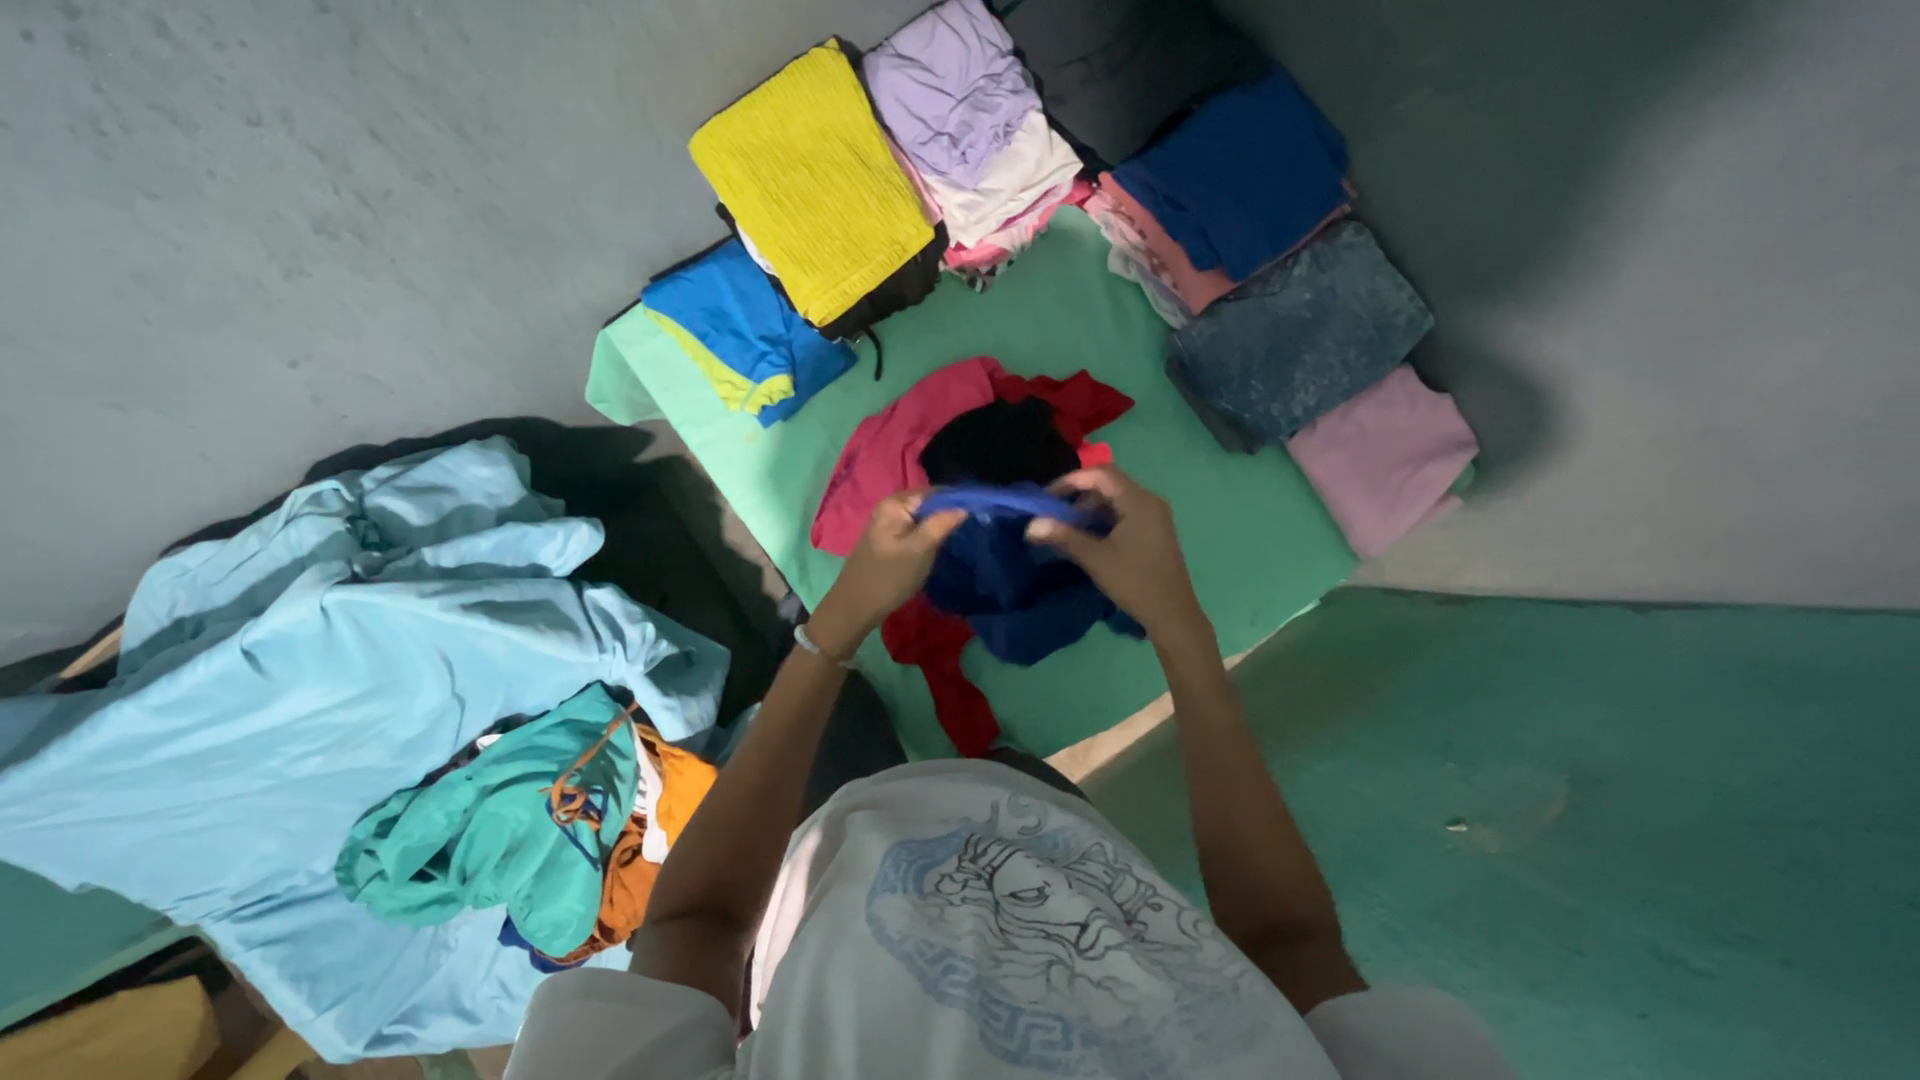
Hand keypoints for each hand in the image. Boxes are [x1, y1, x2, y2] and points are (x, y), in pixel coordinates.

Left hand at [809, 491, 966, 656]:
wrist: (855, 606)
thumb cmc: (889, 578)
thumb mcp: (920, 550)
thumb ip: (942, 523)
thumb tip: (964, 506)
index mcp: (896, 503)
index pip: (936, 491)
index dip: (959, 498)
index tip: (983, 510)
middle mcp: (890, 506)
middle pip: (929, 502)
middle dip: (951, 510)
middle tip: (977, 524)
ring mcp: (888, 522)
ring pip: (923, 516)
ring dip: (942, 523)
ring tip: (964, 533)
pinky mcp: (889, 538)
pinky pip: (915, 527)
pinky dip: (930, 533)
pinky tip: (942, 543)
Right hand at [1026, 467, 1209, 640]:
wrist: (1172, 614)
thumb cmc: (1134, 582)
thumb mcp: (1095, 558)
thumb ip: (1063, 536)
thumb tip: (1031, 525)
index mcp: (1139, 501)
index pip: (1101, 474)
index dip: (1071, 481)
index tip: (1047, 497)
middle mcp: (1150, 501)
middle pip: (1109, 484)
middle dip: (1079, 496)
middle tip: (1055, 515)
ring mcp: (1155, 516)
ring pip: (1116, 500)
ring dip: (1090, 510)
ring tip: (1068, 529)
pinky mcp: (1155, 531)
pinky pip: (1125, 514)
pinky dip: (1104, 520)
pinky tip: (1089, 538)